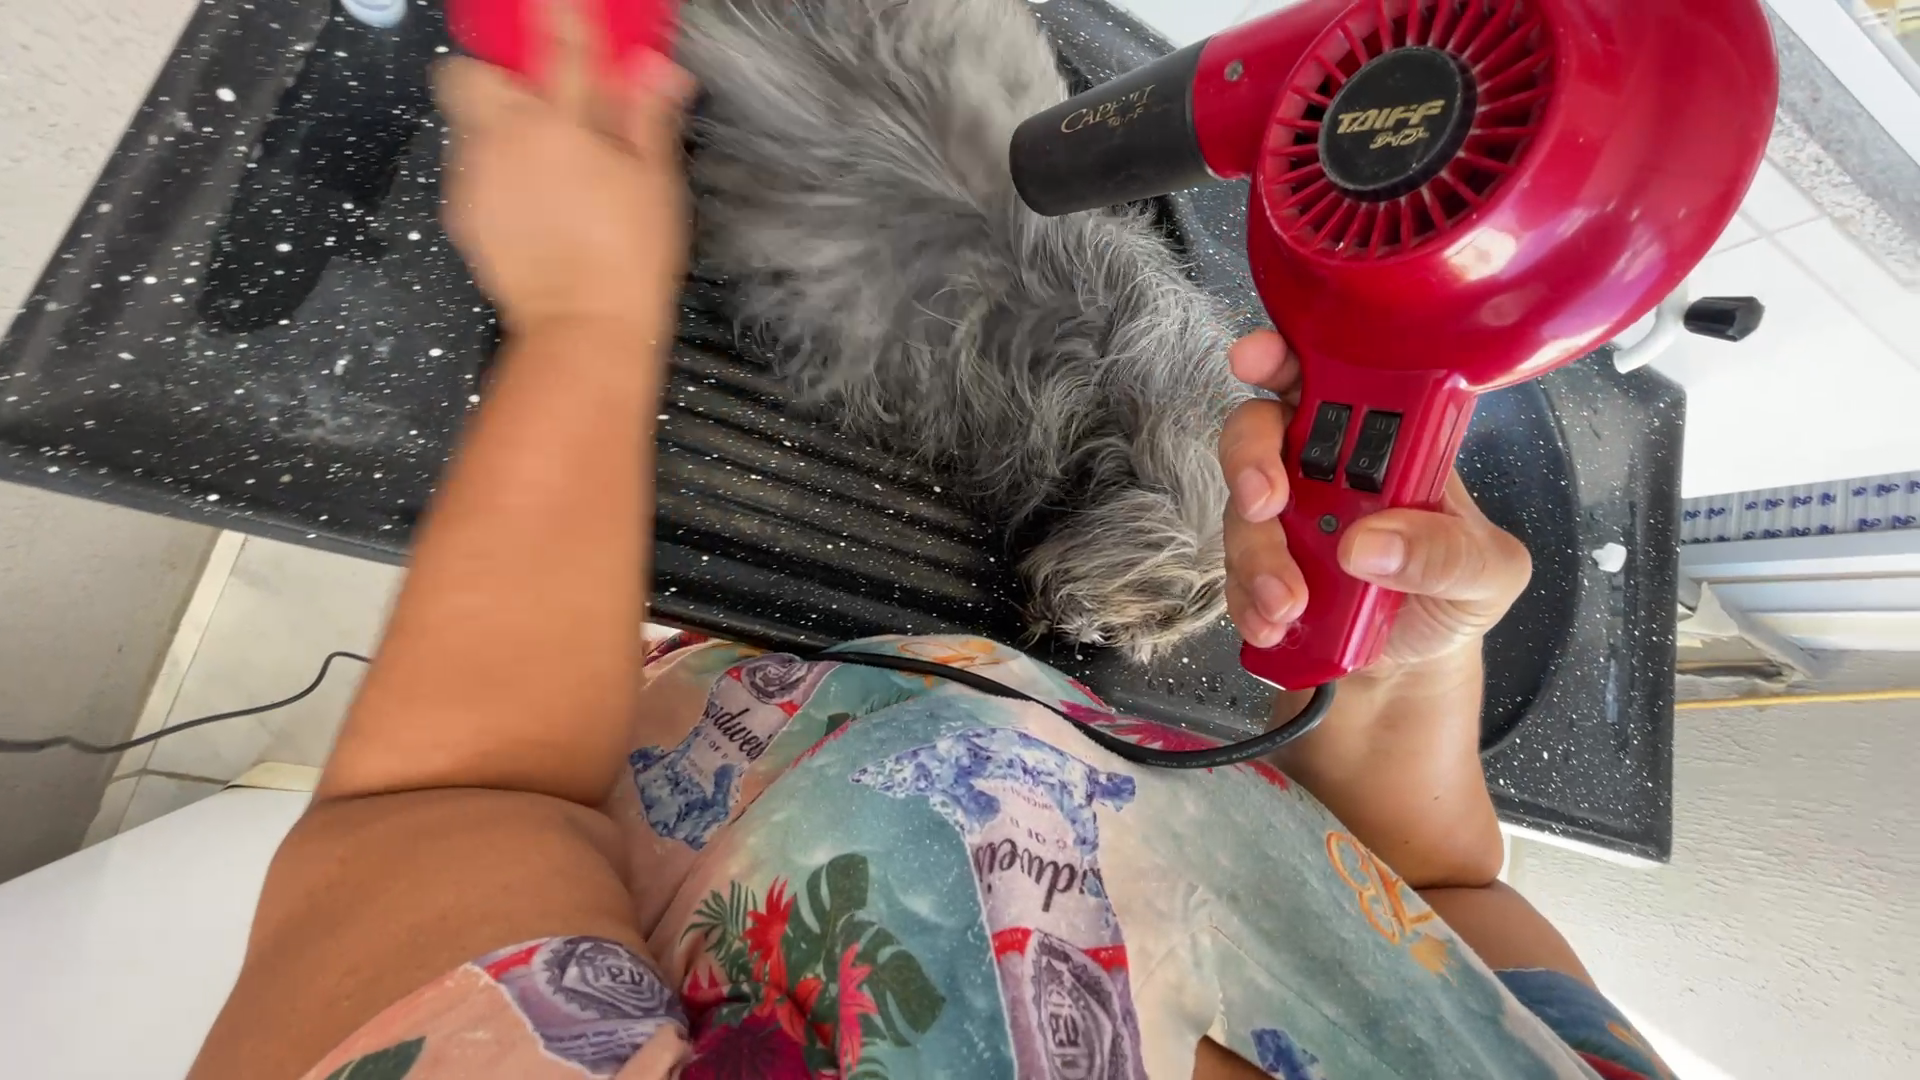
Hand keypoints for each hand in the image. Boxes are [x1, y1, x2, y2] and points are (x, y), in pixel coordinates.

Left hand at [433, 0, 694, 334]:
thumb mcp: (657, 188)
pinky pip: (471, 173)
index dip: (564, 16)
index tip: (562, 6)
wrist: (585, 326)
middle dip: (501, 82)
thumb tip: (657, 70)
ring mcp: (476, 173)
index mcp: (563, 123)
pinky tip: (535, 215)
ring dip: (502, 136)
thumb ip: (649, 120)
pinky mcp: (462, 212)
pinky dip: (497, 180)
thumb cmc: (630, 261)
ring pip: (470, 125)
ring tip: (548, 182)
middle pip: (473, 72)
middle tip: (543, 116)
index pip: (561, 41)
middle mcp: (506, 136)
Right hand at [1219, 330, 1532, 677]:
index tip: (1254, 359)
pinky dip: (1245, 599)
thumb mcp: (1488, 574)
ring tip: (1290, 605)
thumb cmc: (1452, 599)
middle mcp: (1320, 470)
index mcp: (1381, 444)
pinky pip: (1229, 571)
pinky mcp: (1254, 568)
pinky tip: (1275, 623)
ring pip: (1239, 509)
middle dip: (1250, 459)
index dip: (1283, 356)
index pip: (1326, 377)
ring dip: (1256, 556)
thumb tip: (1368, 545)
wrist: (1411, 671)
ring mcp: (1282, 520)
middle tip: (1267, 504)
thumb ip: (1447, 553)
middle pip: (1258, 430)